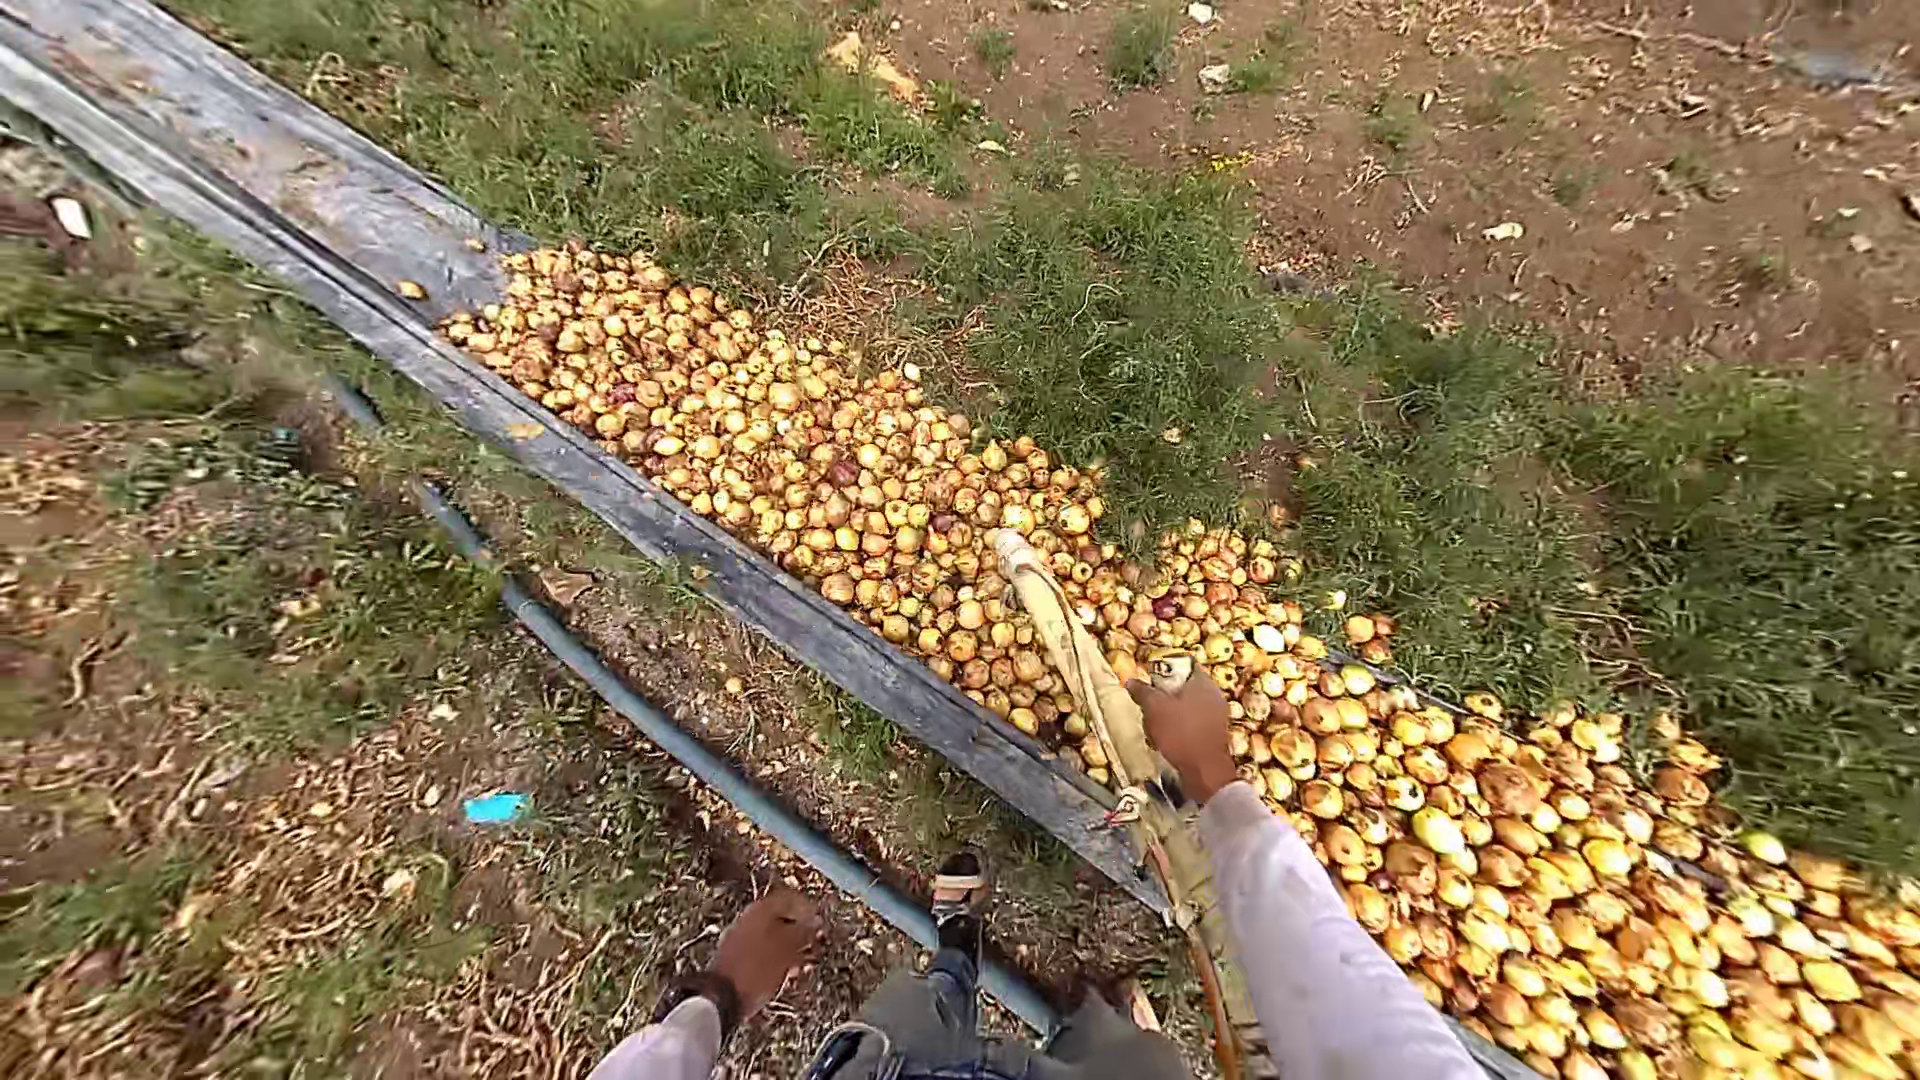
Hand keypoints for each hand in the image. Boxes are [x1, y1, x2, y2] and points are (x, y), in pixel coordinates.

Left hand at [712, 888, 822, 1018]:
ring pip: (772, 936)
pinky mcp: (735, 958)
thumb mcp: (787, 949)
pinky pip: (762, 951)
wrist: (718, 1001)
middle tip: (812, 947)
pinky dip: (775, 959)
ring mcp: (740, 938)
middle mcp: (750, 918)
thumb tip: (817, 921)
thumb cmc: (756, 968)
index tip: (820, 925)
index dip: (809, 910)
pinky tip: (783, 973)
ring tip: (800, 965)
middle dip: (799, 932)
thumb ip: (803, 932)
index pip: (792, 898)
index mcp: (762, 908)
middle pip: (782, 918)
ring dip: (789, 949)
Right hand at [1127, 675, 1237, 803]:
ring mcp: (1216, 717)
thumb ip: (1142, 691)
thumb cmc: (1181, 733)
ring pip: (1186, 706)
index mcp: (1203, 684)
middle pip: (1183, 687)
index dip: (1165, 667)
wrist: (1205, 773)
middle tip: (1148, 702)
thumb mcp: (1154, 708)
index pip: (1185, 664)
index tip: (1150, 676)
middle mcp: (1214, 697)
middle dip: (1163, 695)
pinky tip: (1163, 738)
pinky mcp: (1213, 736)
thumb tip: (1131, 681)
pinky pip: (1191, 723)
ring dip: (1168, 713)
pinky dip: (1177, 727)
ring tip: (1152, 724)